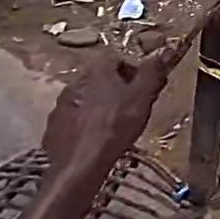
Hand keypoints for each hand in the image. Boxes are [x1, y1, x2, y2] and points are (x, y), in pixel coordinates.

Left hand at [42, 51, 167, 176]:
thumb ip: (153, 72)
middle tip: (133, 107)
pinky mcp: (53, 129)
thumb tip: (165, 52)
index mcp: (98, 70)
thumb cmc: (114, 126)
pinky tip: (96, 140)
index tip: (145, 87)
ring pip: (87, 100)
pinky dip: (86, 126)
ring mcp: (61, 106)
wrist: (78, 166)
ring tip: (115, 126)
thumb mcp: (142, 97)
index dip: (134, 71)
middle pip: (101, 78)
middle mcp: (76, 82)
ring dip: (101, 107)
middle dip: (117, 89)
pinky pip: (74, 120)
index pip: (117, 58)